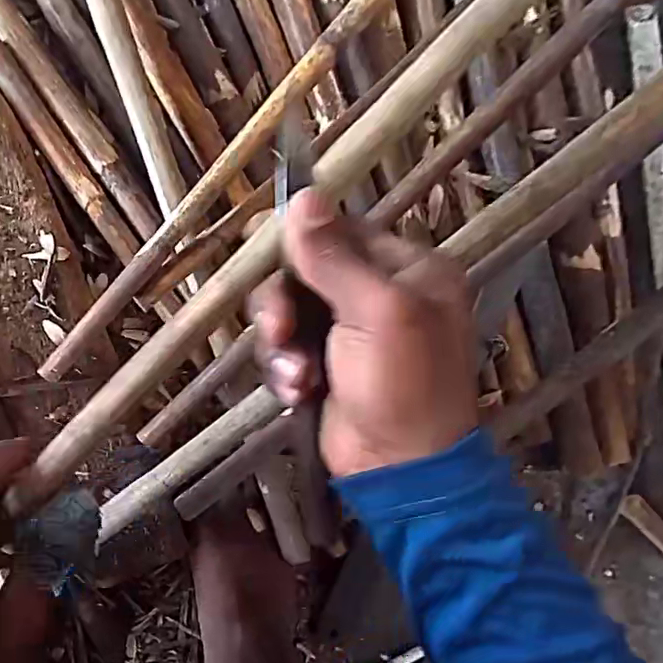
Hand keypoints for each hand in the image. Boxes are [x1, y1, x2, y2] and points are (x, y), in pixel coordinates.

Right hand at [248, 189, 477, 476]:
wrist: (398, 466)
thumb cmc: (401, 384)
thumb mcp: (374, 312)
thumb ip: (333, 257)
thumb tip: (302, 196)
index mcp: (404, 269)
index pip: (336, 232)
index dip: (296, 244)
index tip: (258, 253)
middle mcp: (372, 294)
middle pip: (298, 275)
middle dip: (281, 308)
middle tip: (281, 333)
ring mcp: (343, 332)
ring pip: (282, 315)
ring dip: (280, 348)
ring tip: (298, 377)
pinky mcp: (319, 363)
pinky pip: (281, 350)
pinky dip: (283, 371)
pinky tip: (298, 393)